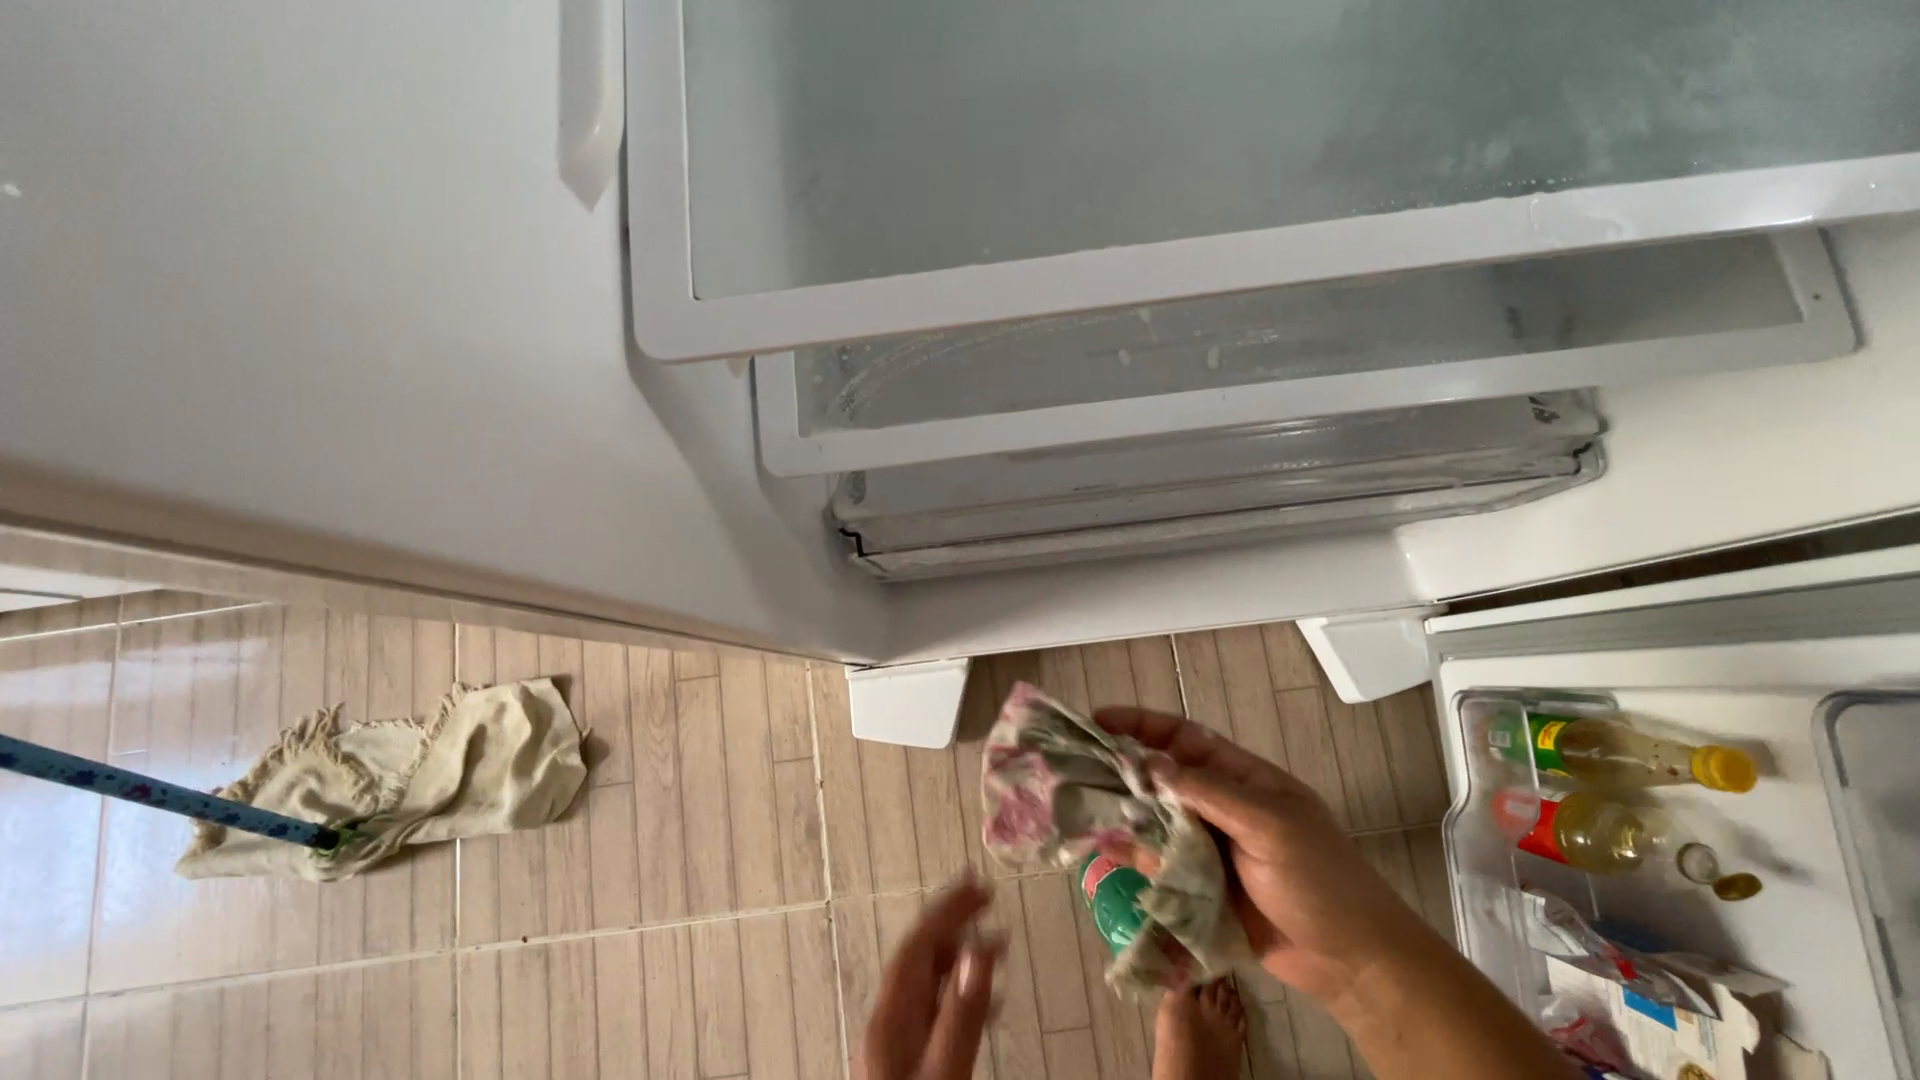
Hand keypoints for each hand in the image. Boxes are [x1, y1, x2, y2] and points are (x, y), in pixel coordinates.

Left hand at [857, 872, 1005, 1079]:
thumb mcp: (942, 1069)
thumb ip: (960, 1012)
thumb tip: (979, 949)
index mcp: (889, 1014)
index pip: (917, 943)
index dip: (947, 907)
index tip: (979, 882)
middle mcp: (887, 1017)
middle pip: (920, 954)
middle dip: (954, 919)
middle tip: (988, 893)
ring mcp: (895, 1036)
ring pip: (928, 979)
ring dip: (960, 952)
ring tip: (997, 938)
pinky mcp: (907, 1056)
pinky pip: (934, 1005)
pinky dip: (959, 988)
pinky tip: (984, 993)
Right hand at [1095, 707, 1439, 1007]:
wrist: (1349, 959)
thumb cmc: (1319, 878)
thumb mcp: (1270, 825)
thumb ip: (1210, 793)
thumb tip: (1151, 764)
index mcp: (1243, 779)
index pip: (1185, 739)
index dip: (1143, 725)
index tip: (1098, 720)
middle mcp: (1219, 807)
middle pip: (1161, 778)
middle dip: (1121, 769)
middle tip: (1074, 767)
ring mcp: (1208, 848)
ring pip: (1154, 821)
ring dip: (1120, 813)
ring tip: (1078, 807)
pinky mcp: (1199, 887)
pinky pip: (1158, 863)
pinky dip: (1131, 855)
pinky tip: (1103, 850)